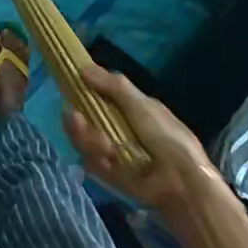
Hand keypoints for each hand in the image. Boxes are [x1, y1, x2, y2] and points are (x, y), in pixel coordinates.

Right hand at [64, 64, 228, 212]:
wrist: (180, 179)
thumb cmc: (166, 136)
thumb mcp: (142, 105)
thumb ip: (114, 86)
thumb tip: (84, 68)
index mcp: (127, 110)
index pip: (96, 99)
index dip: (81, 95)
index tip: (68, 89)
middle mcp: (116, 130)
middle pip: (84, 124)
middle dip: (80, 125)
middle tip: (76, 119)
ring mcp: (111, 153)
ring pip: (85, 144)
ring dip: (91, 142)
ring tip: (106, 148)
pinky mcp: (109, 175)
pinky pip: (92, 165)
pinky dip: (99, 161)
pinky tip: (111, 159)